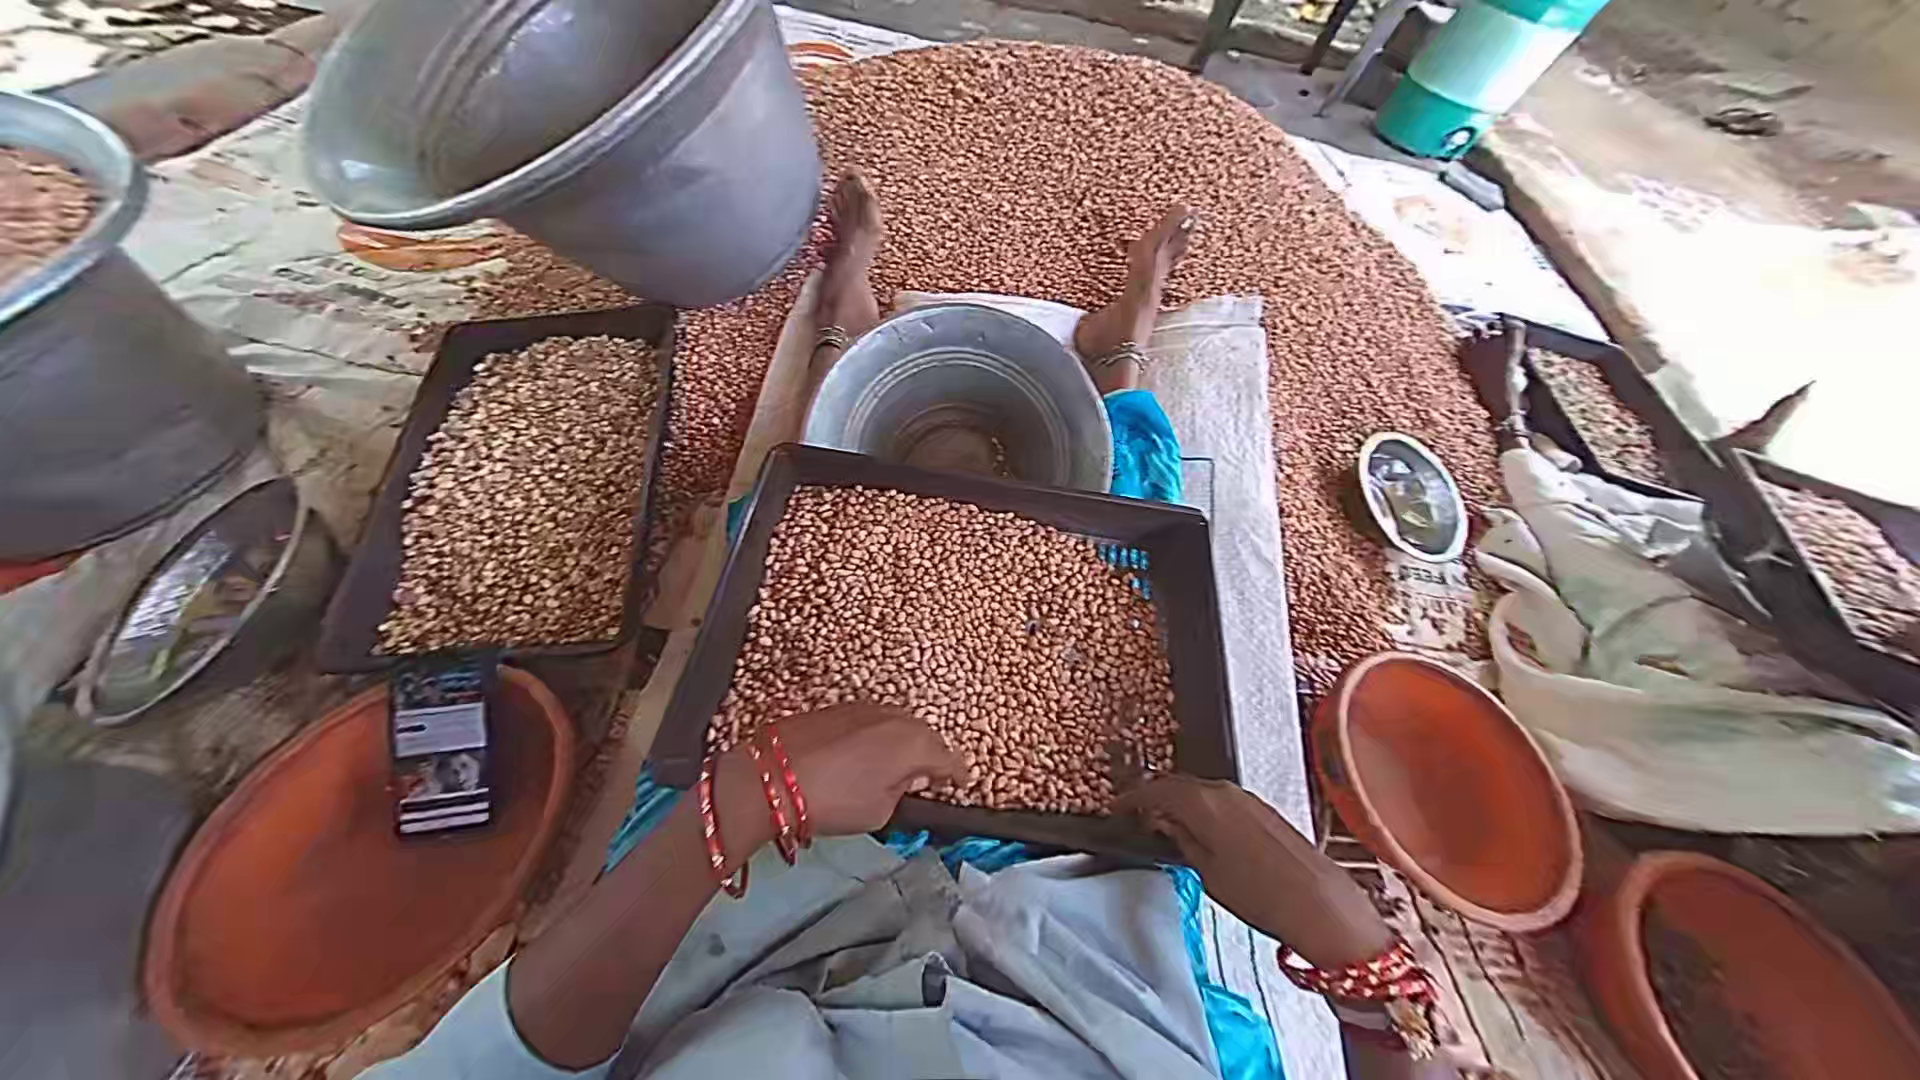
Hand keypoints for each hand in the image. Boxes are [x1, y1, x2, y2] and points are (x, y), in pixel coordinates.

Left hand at [746, 702, 965, 836]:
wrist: (773, 775)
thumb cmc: (834, 800)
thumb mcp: (880, 811)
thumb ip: (903, 793)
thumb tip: (904, 780)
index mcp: (915, 743)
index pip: (949, 758)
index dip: (957, 775)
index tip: (959, 785)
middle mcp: (898, 717)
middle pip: (925, 737)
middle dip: (930, 757)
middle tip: (925, 781)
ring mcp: (868, 708)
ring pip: (899, 725)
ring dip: (903, 744)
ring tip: (894, 769)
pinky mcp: (842, 707)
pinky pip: (874, 721)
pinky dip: (879, 737)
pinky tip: (865, 756)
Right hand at [1118, 774, 1393, 968]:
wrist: (1322, 906)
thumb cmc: (1262, 894)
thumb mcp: (1206, 872)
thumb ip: (1181, 840)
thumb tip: (1168, 825)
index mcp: (1202, 802)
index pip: (1154, 790)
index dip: (1131, 798)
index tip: (1118, 806)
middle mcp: (1223, 790)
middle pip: (1176, 785)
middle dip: (1155, 797)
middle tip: (1138, 815)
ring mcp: (1244, 797)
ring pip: (1199, 791)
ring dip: (1180, 803)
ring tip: (1167, 826)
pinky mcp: (1261, 808)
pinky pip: (1219, 799)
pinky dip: (1202, 808)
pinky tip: (1200, 830)